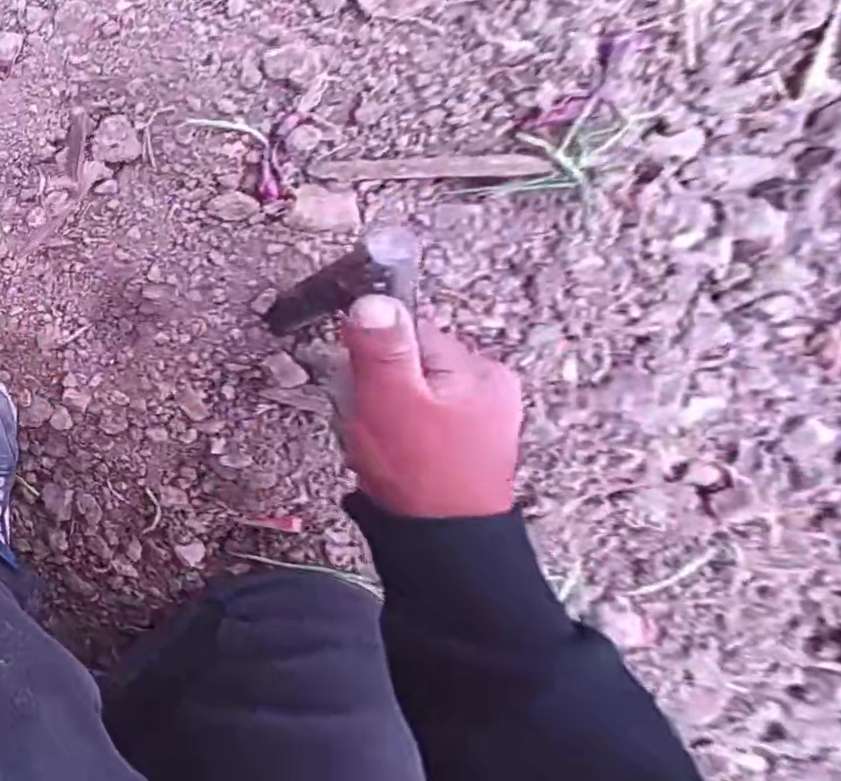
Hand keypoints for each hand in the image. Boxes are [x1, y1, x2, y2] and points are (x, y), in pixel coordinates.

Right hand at [339, 295, 523, 517]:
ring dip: (374, 400)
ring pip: (400, 381)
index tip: (358, 374)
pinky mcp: (453, 431)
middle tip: (368, 408)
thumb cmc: (420, 472)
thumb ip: (381, 348)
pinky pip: (406, 405)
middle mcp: (482, 385)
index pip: (406, 329)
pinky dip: (386, 417)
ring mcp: (470, 411)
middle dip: (371, 379)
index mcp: (477, 371)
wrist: (437, 540)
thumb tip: (374, 300)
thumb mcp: (391, 400)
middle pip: (401, 355)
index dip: (370, 350)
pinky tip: (383, 439)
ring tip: (375, 430)